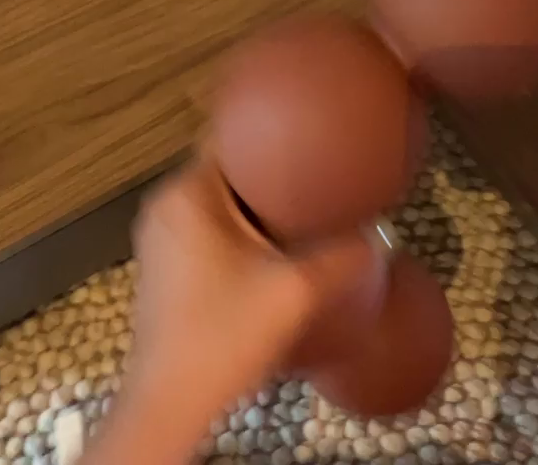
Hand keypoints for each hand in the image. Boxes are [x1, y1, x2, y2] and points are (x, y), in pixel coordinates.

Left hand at [119, 160, 375, 434]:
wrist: (170, 401)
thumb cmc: (224, 333)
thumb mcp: (295, 292)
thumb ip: (342, 258)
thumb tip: (379, 236)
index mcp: (188, 190)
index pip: (230, 138)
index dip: (271, 135)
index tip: (309, 138)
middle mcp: (166, 201)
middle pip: (226, 169)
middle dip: (269, 174)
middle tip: (316, 177)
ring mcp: (159, 234)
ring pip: (216, 200)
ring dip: (253, 204)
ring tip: (301, 210)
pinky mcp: (163, 263)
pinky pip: (205, 224)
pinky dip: (236, 227)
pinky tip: (269, 247)